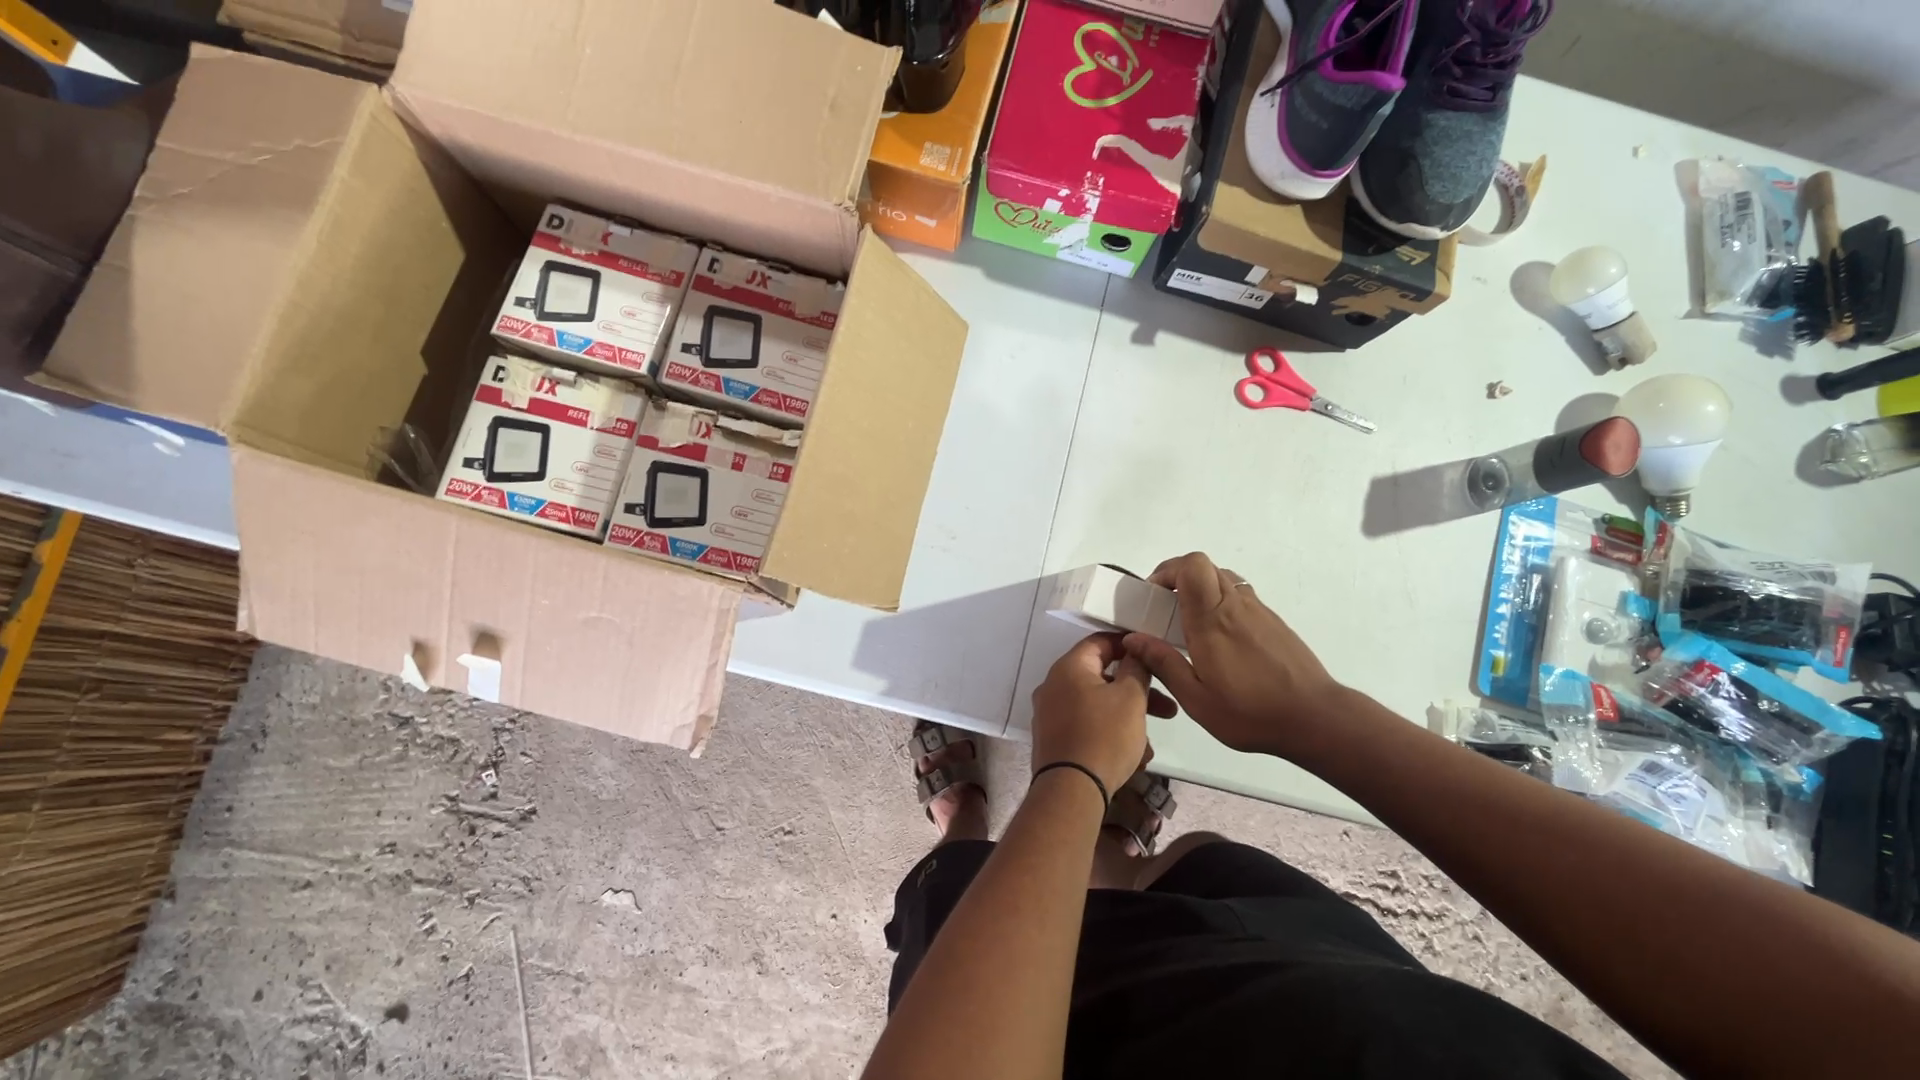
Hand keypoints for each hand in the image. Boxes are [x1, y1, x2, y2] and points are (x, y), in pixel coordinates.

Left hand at [1030, 633, 1175, 794]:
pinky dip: (1110, 735)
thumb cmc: (1104, 736)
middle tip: (1167, 708)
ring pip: (1097, 707)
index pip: (1100, 642)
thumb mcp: (1131, 698)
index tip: (1153, 654)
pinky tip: (1134, 758)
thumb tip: (1135, 652)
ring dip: (1128, 720)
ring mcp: (1050, 715)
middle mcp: (1053, 687)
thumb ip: (1137, 669)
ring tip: (1151, 745)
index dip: (1129, 645)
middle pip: (1101, 678)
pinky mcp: (1054, 741)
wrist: (1071, 791)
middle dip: (1137, 692)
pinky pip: (1087, 728)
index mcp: (1068, 668)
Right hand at [1121, 552, 1345, 757]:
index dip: (1168, 570)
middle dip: (1178, 578)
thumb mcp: (1196, 698)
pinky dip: (1222, 605)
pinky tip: (1220, 642)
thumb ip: (1163, 663)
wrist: (1315, 718)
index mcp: (1212, 620)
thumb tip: (1133, 639)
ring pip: (1224, 579)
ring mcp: (1259, 612)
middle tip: (1165, 609)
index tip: (1154, 596)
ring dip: (1201, 590)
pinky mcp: (1274, 623)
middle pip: (1205, 565)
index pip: (1191, 566)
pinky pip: (1241, 597)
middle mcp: (1235, 606)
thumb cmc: (1250, 712)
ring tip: (1190, 625)